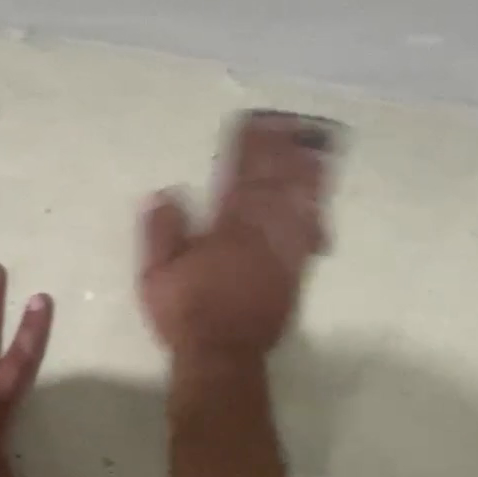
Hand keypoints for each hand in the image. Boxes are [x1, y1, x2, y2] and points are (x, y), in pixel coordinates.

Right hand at [139, 110, 339, 364]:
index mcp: (226, 227)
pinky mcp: (294, 278)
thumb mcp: (157, 274)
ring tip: (316, 152)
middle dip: (282, 152)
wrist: (222, 355)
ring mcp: (282, 255)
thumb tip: (165, 194)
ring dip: (307, 178)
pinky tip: (320, 208)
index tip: (251, 121)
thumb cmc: (187, 314)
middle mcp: (260, 233)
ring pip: (299, 207)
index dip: (246, 147)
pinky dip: (316, 218)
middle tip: (293, 125)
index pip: (238, 176)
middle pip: (275, 185)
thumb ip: (162, 231)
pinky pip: (309, 240)